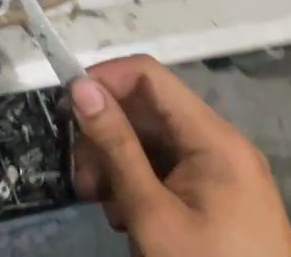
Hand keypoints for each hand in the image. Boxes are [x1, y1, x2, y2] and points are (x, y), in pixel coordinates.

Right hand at [70, 55, 290, 256]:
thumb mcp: (152, 213)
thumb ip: (115, 145)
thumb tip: (80, 86)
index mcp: (214, 139)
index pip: (147, 75)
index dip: (103, 79)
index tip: (68, 111)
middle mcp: (221, 145)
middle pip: (145, 110)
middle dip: (104, 135)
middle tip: (82, 179)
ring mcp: (222, 173)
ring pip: (150, 141)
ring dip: (116, 163)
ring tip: (101, 205)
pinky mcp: (218, 197)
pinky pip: (166, 168)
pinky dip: (138, 182)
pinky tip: (127, 216)